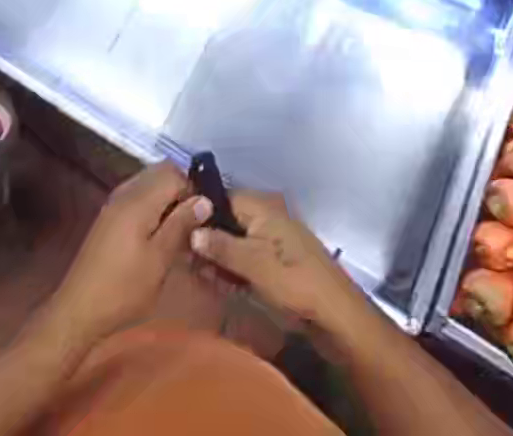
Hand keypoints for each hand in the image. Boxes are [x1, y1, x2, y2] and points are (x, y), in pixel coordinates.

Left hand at [46, 162, 210, 341]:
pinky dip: (152, 204)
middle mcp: (125, 192)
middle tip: (193, 221)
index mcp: (139, 200)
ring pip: (149, 182)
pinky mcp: (109, 216)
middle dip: (181, 189)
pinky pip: (137, 195)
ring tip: (178, 228)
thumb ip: (182, 224)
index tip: (203, 216)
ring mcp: (114, 203)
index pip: (175, 173)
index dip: (193, 189)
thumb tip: (205, 200)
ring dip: (166, 197)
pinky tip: (157, 233)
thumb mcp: (160, 259)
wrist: (78, 309)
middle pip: (161, 172)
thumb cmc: (124, 288)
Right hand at [190, 190, 371, 335]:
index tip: (176, 228)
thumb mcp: (253, 264)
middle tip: (181, 255)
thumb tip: (192, 229)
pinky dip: (232, 266)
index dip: (199, 211)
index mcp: (263, 206)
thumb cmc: (294, 282)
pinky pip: (246, 256)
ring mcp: (273, 239)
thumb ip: (221, 245)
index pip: (222, 196)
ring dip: (217, 254)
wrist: (336, 315)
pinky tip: (215, 281)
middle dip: (206, 236)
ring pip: (236, 239)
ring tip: (193, 271)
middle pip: (228, 218)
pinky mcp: (277, 261)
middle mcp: (267, 216)